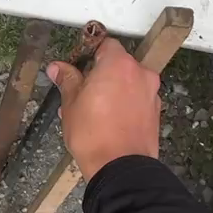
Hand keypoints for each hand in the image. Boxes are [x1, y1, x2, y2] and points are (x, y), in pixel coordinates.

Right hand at [47, 35, 160, 180]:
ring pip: (127, 84)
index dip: (89, 54)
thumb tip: (58, 68)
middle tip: (80, 92)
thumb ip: (67, 81)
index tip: (77, 66)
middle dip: (99, 76)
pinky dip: (123, 105)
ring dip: (111, 91)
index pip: (105, 45)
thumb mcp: (71, 104)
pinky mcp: (154, 112)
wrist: (120, 167)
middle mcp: (140, 74)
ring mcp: (150, 93)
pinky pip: (136, 100)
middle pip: (118, 65)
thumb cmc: (94, 135)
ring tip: (91, 112)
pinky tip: (107, 122)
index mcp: (118, 64)